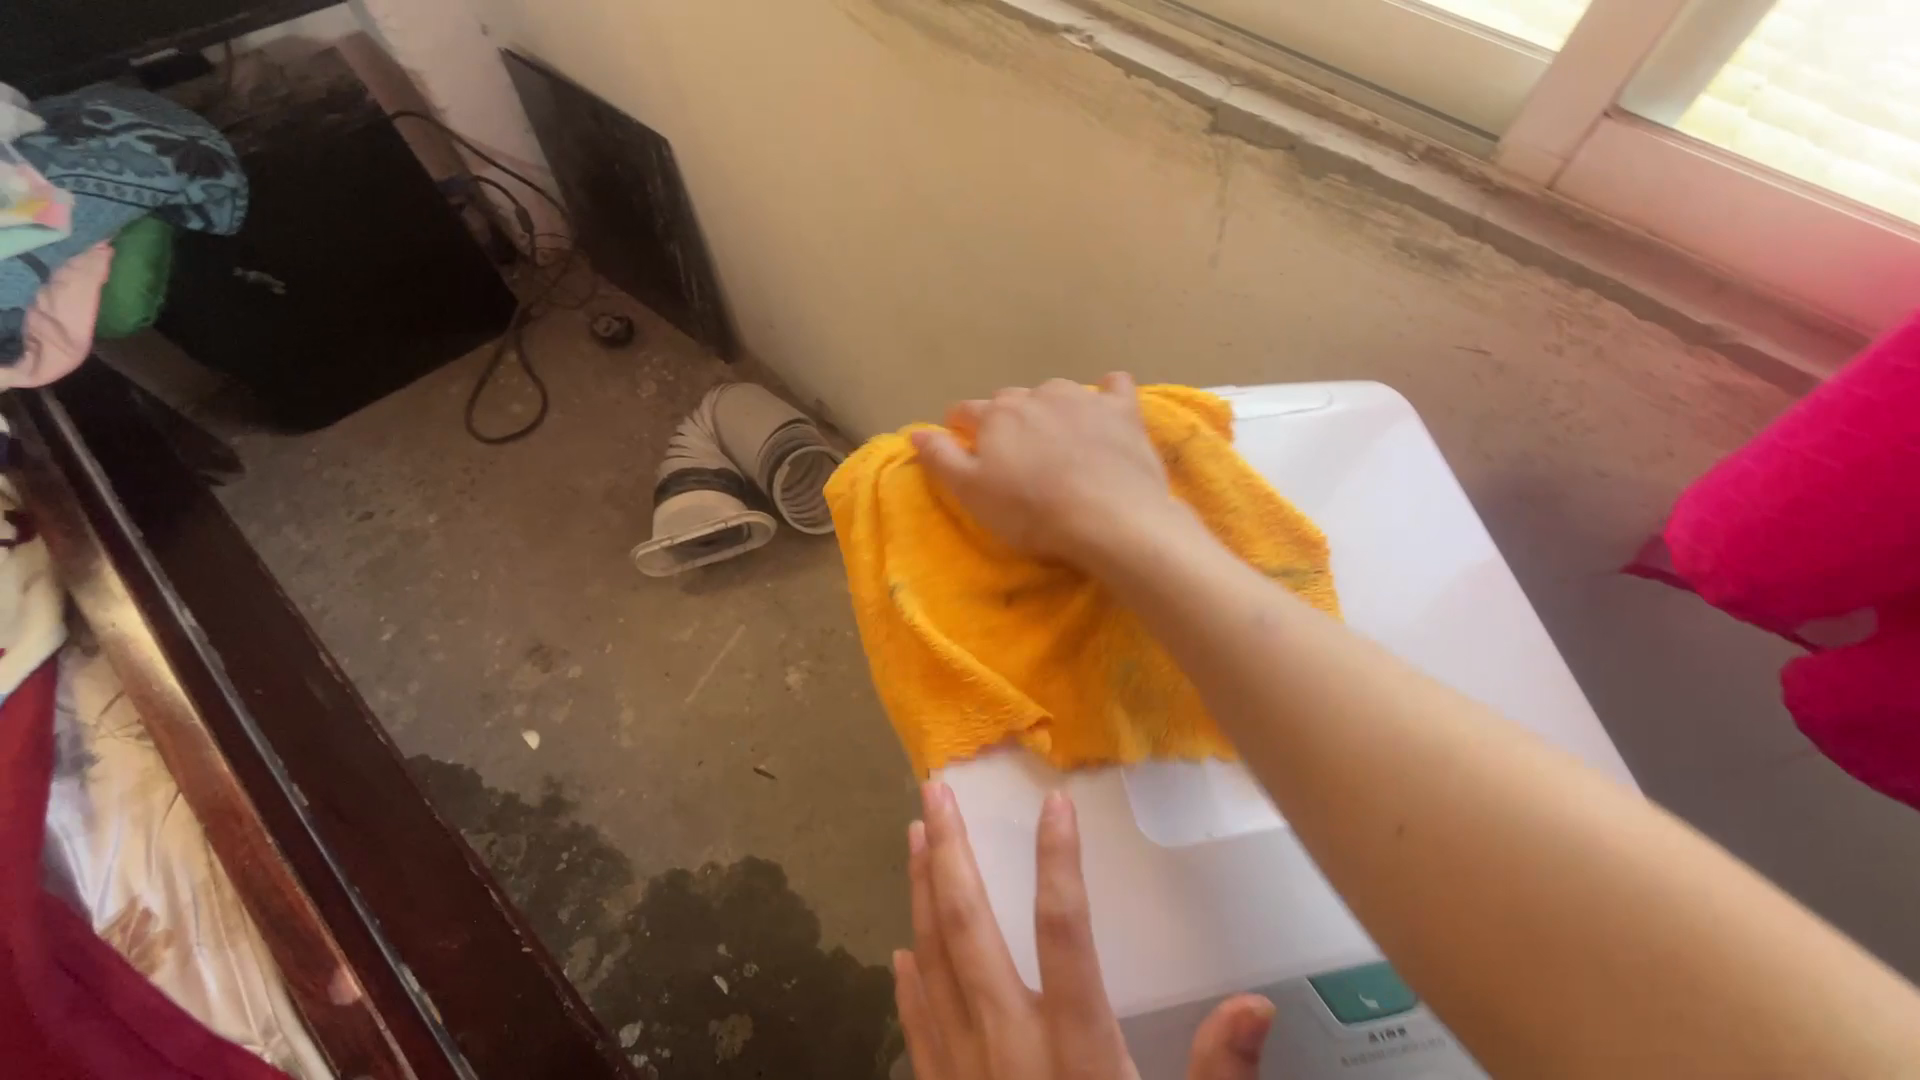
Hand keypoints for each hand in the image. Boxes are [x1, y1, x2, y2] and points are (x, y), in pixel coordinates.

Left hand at [895, 781, 1275, 1079]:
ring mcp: (964, 1075)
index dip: (1059, 864)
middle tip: (934, 790)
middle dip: (952, 854)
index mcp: (1075, 1051)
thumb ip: (1217, 1078)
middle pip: (971, 929)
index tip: (1055, 803)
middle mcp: (1008, 1048)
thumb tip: (1255, 1005)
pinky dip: (910, 982)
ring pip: (934, 962)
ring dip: (921, 894)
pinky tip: (901, 950)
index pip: (1065, 933)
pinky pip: (918, 1029)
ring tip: (914, 835)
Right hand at [910, 374, 1196, 570]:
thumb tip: (916, 432)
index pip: (965, 412)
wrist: (1109, 519)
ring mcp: (1082, 398)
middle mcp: (1035, 395)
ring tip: (1059, 444)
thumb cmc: (1031, 512)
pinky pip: (1113, 387)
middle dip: (1008, 422)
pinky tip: (1107, 411)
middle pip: (1010, 401)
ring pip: (1056, 393)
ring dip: (1051, 410)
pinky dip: (1107, 395)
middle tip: (1017, 459)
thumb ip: (941, 458)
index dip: (961, 431)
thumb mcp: (971, 493)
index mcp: (995, 416)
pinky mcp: (1122, 410)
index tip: (968, 453)